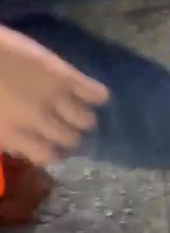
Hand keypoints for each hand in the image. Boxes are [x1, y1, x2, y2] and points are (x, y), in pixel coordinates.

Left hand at [0, 24, 108, 165]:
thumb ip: (0, 132)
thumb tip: (15, 144)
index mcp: (6, 130)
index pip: (47, 156)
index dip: (48, 154)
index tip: (45, 148)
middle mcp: (36, 118)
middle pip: (72, 139)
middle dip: (67, 137)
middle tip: (59, 130)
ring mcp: (54, 96)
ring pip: (86, 120)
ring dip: (79, 119)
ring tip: (71, 112)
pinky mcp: (66, 77)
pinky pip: (97, 94)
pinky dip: (95, 96)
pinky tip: (83, 93)